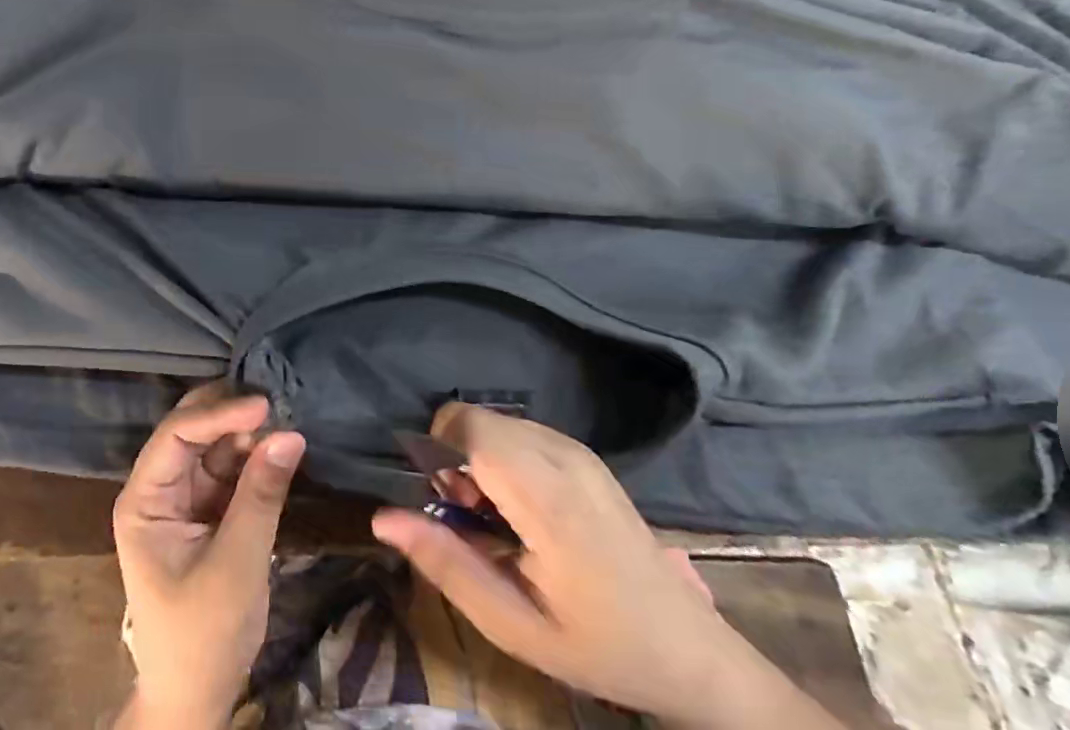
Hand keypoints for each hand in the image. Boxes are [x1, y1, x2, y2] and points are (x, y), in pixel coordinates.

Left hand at [112, 385, 305, 729]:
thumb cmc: (204, 634)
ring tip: (288, 420)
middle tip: (279, 402)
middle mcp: (161, 489)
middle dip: (231, 413)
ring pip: (216, 446)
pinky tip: (282, 444)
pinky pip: (233, 469)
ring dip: (249, 433)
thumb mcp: (236, 564)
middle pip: (192, 431)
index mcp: (145, 501)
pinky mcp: (211, 510)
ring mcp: (186, 498)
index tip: (265, 406)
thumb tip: (292, 434)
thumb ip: (261, 495)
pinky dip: (257, 456)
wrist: (198, 692)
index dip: (218, 414)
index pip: (175, 436)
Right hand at [371, 404, 842, 729]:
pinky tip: (519, 510)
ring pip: (496, 423)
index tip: (439, 504)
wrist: (687, 648)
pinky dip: (501, 458)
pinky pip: (521, 433)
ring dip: (475, 459)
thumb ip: (444, 563)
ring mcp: (580, 451)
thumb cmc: (596, 644)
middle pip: (477, 419)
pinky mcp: (586, 455)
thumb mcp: (511, 623)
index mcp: (548, 497)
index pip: (470, 427)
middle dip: (451, 459)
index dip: (435, 451)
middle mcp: (564, 456)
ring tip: (492, 521)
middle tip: (466, 520)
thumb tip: (382, 517)